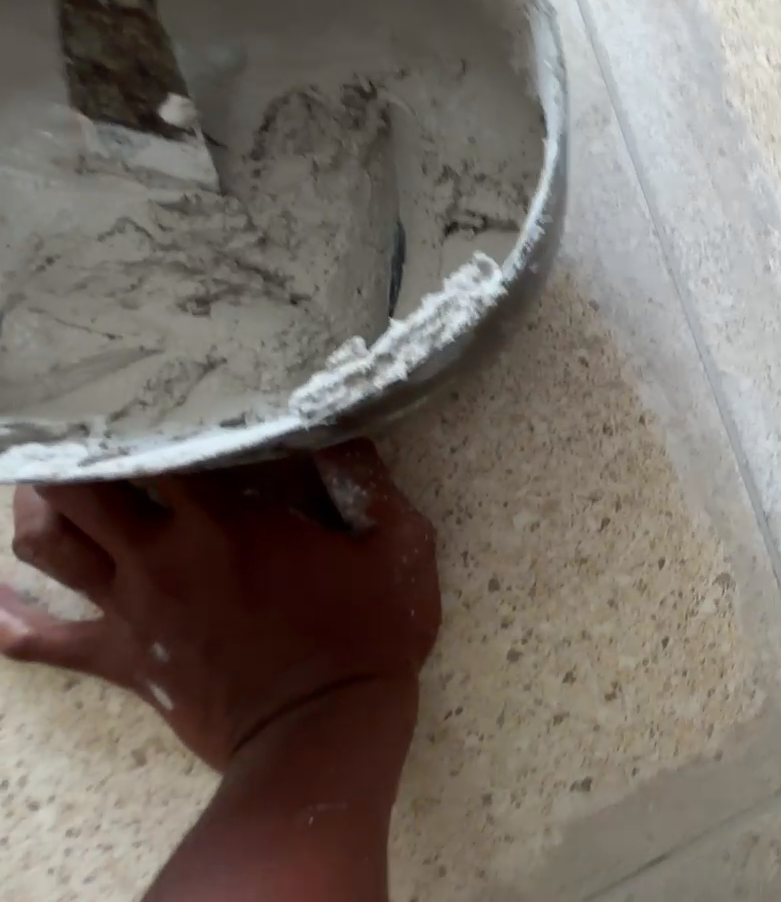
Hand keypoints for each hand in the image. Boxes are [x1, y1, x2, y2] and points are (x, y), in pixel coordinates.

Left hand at [0, 440, 438, 768]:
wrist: (324, 721)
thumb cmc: (371, 626)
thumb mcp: (401, 545)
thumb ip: (370, 485)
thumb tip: (342, 434)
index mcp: (233, 522)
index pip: (163, 454)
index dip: (150, 422)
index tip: (154, 399)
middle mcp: (165, 554)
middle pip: (84, 493)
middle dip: (75, 458)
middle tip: (86, 435)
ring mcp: (132, 608)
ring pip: (49, 547)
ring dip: (38, 511)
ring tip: (45, 487)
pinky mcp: (120, 658)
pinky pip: (37, 639)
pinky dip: (7, 618)